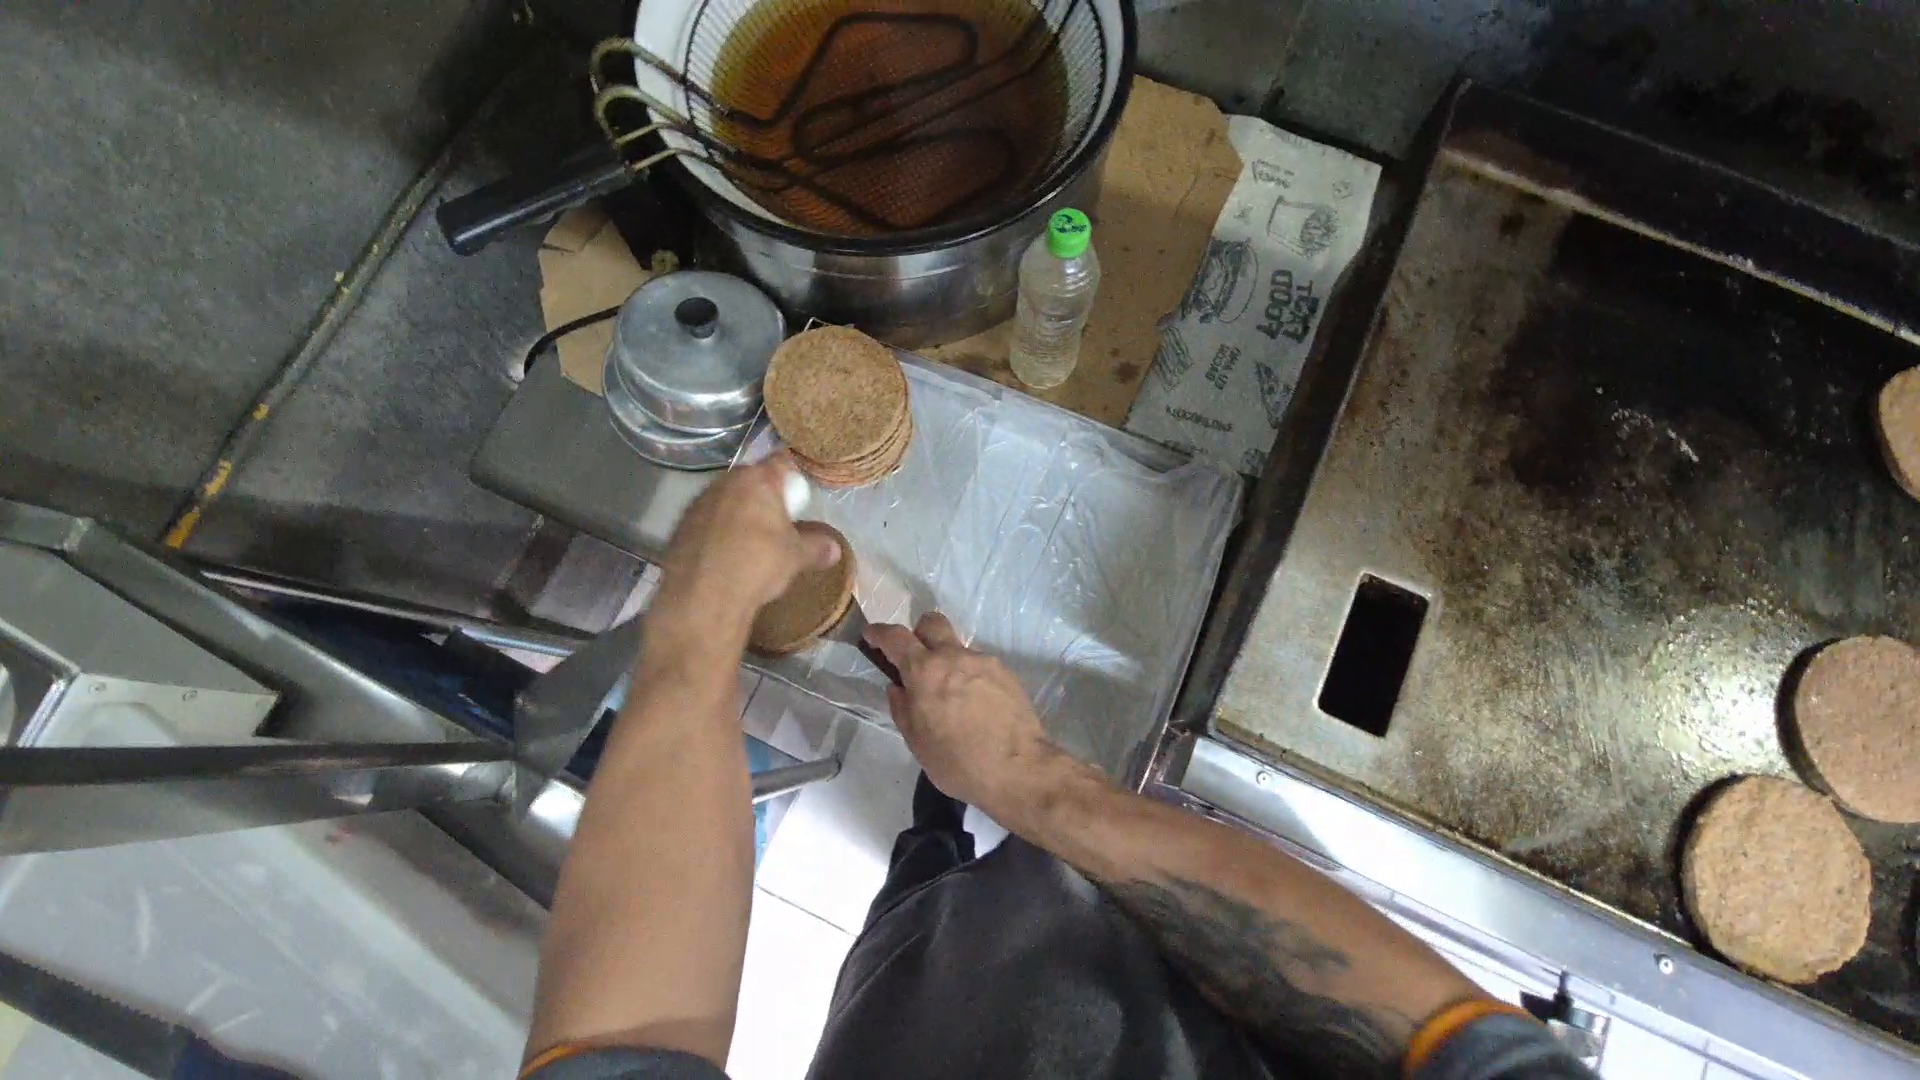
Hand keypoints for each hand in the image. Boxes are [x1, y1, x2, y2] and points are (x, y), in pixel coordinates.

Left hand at [655, 456, 839, 632]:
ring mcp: (700, 501)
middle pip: (753, 479)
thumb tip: (836, 548)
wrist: (702, 596)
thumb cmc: (757, 565)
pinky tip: (725, 553)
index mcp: (758, 479)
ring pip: (728, 498)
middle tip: (779, 521)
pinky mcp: (681, 523)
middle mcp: (726, 481)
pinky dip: (719, 529)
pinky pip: (709, 518)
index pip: (783, 462)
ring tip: (750, 541)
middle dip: (765, 496)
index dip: (794, 476)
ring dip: (739, 512)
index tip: (801, 494)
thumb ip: (817, 547)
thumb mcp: (796, 558)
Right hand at [863, 612, 1061, 813]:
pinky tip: (977, 708)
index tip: (871, 634)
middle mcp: (954, 657)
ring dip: (949, 664)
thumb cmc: (958, 761)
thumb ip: (903, 709)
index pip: (896, 638)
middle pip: (932, 623)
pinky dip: (971, 679)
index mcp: (925, 672)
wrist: (1018, 768)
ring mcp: (984, 662)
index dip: (880, 633)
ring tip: (954, 700)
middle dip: (919, 633)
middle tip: (916, 659)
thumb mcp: (917, 743)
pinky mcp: (1006, 673)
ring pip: (958, 650)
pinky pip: (980, 667)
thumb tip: (898, 688)